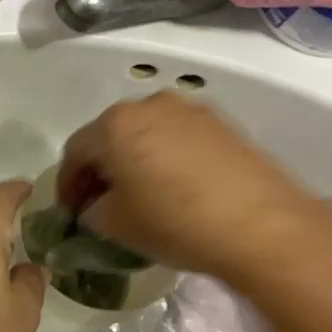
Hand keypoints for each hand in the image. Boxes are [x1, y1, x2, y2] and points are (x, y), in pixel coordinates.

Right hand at [58, 92, 331, 281]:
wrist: (263, 227)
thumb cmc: (174, 222)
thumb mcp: (115, 225)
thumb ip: (91, 211)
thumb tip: (96, 206)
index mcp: (114, 125)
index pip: (74, 152)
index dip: (68, 184)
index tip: (71, 213)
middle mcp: (149, 105)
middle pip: (110, 136)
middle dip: (100, 169)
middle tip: (100, 203)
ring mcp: (191, 110)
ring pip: (146, 134)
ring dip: (134, 161)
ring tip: (139, 196)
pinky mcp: (223, 125)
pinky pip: (178, 138)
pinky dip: (166, 159)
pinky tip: (173, 189)